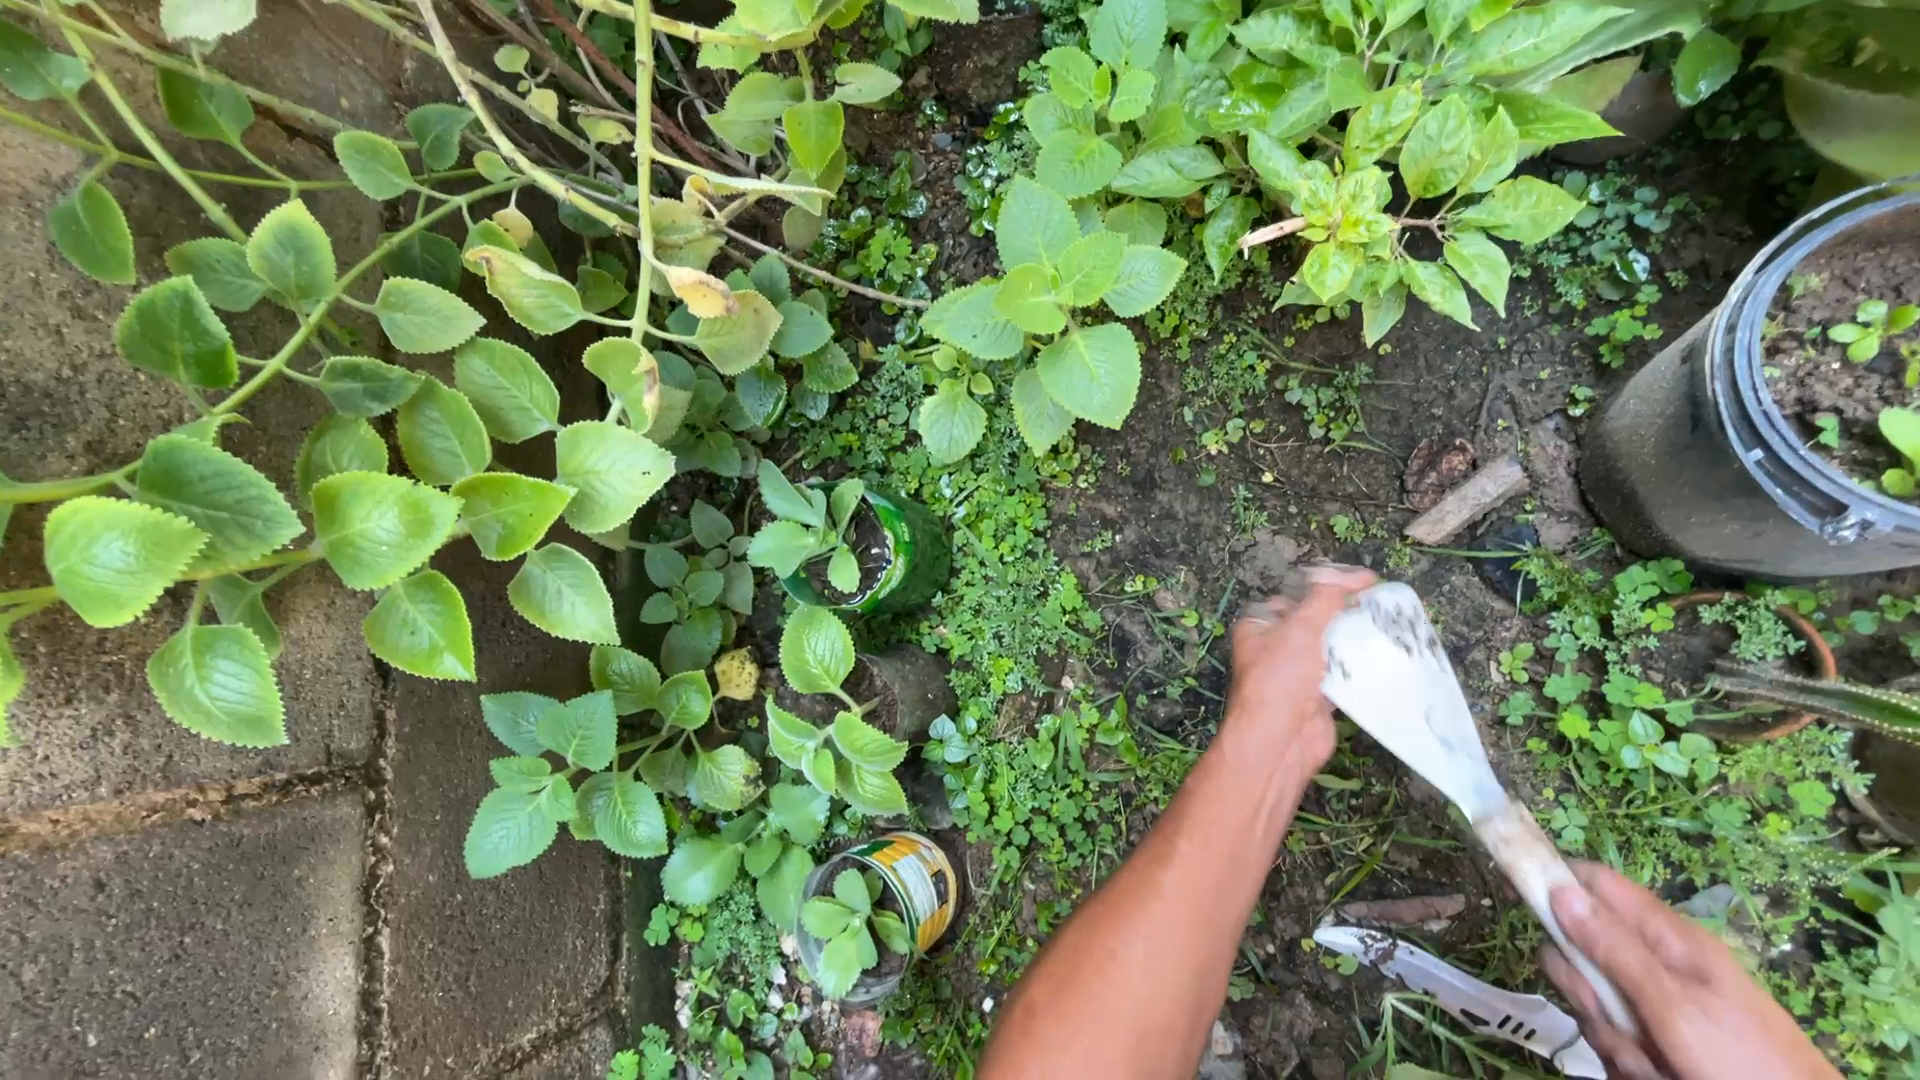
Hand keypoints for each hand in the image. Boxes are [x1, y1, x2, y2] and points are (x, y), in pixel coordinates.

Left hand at [1225, 564, 1374, 779]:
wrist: (1281, 739)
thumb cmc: (1280, 678)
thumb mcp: (1300, 627)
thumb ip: (1326, 598)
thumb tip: (1354, 574)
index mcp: (1259, 624)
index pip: (1296, 595)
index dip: (1328, 586)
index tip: (1364, 581)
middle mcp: (1274, 646)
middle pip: (1315, 621)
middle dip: (1345, 614)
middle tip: (1381, 603)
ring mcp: (1295, 672)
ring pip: (1330, 647)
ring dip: (1355, 640)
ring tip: (1390, 625)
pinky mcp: (1316, 695)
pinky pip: (1341, 673)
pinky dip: (1359, 667)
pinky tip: (1385, 655)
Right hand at [1542, 862, 1839, 1079]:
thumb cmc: (1744, 1063)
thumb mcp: (1675, 1006)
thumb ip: (1613, 947)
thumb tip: (1557, 887)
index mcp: (1669, 938)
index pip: (1596, 882)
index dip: (1554, 878)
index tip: (1517, 889)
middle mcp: (1656, 963)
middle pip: (1578, 947)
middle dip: (1581, 984)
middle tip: (1610, 1012)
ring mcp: (1654, 1003)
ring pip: (1588, 996)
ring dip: (1607, 1031)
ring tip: (1651, 1060)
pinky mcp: (1652, 1038)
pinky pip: (1608, 1034)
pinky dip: (1623, 1057)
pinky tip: (1655, 1072)